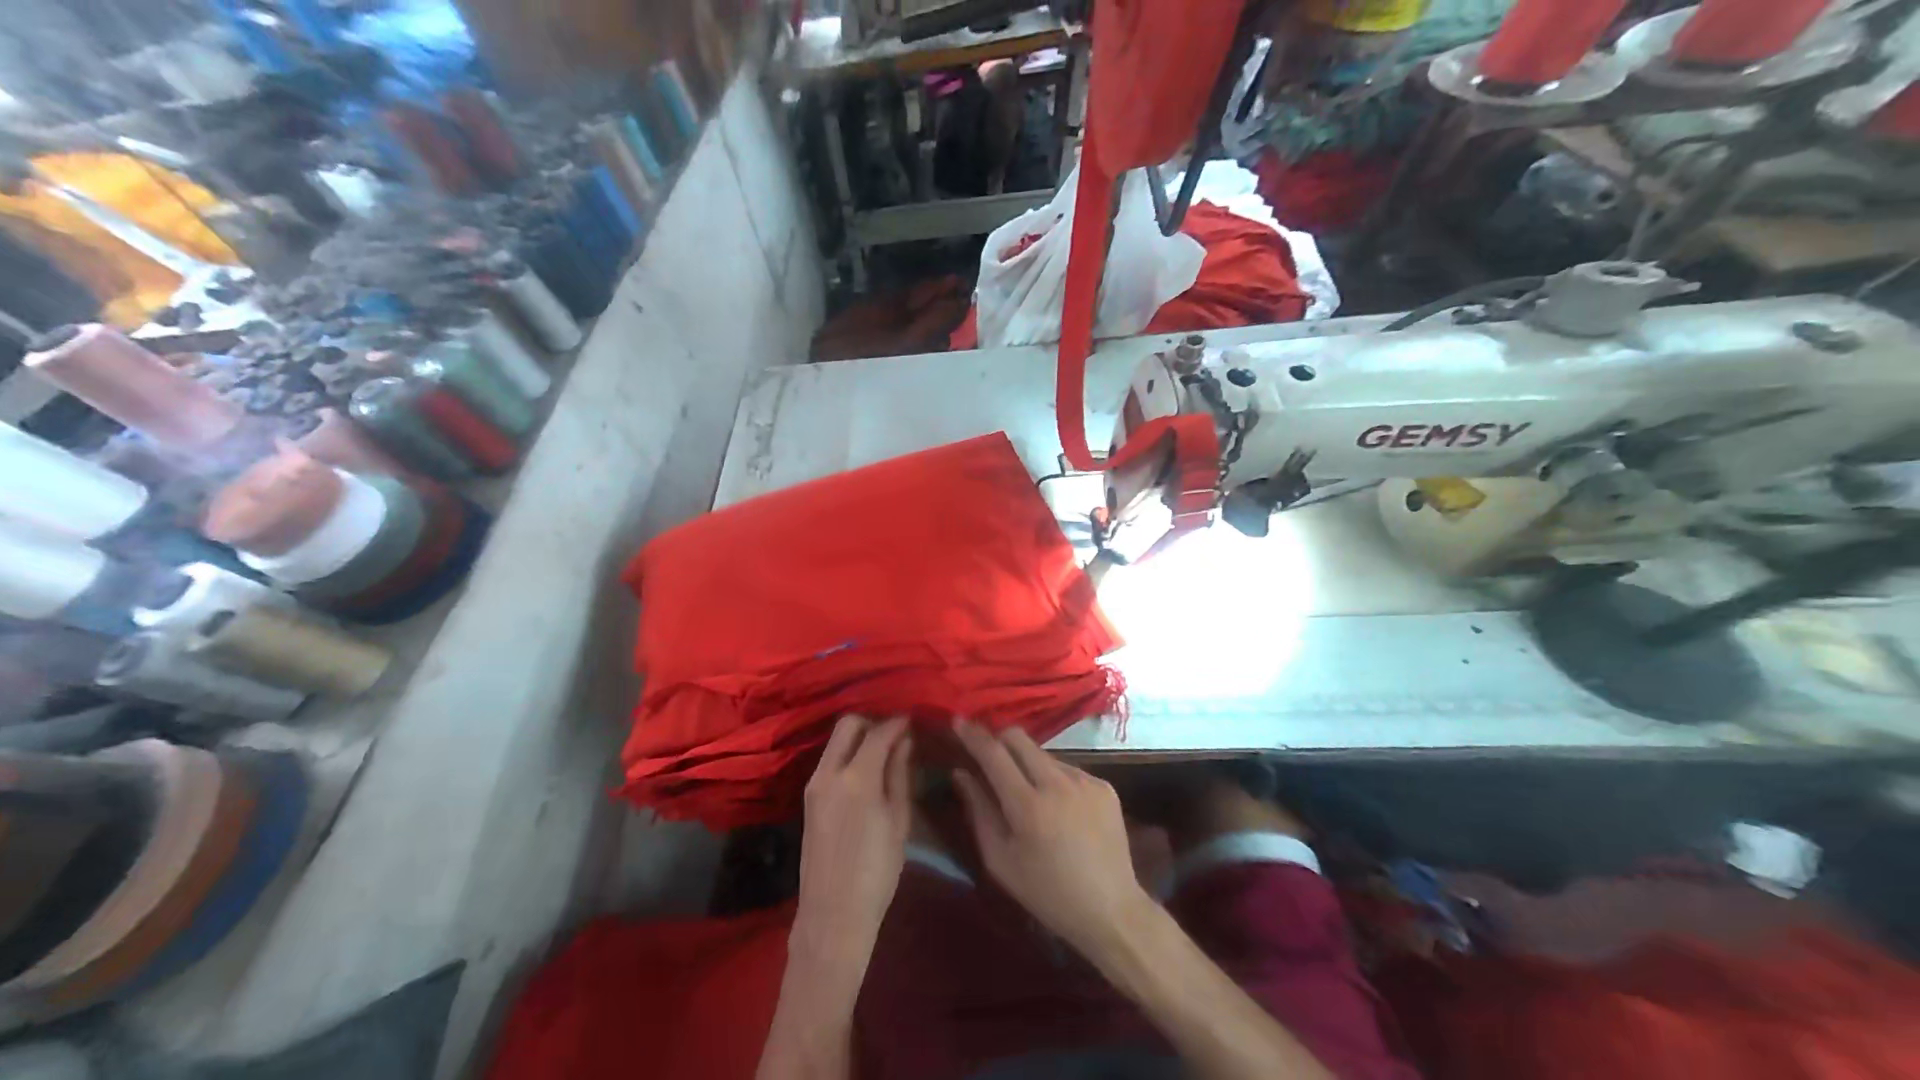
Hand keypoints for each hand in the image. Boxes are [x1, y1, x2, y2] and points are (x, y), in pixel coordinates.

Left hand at [795, 715, 913, 951]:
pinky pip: (829, 760)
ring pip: (836, 741)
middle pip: (848, 724)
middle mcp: (829, 773)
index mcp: (857, 778)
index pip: (878, 732)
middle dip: (872, 722)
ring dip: (858, 738)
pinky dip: (848, 754)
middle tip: (895, 735)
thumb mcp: (899, 822)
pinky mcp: (808, 798)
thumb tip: (904, 741)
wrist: (833, 914)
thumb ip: (900, 775)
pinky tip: (867, 769)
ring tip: (884, 751)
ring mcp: (814, 784)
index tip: (913, 721)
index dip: (898, 723)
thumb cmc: (876, 872)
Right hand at [951, 720, 1154, 957]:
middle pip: (1019, 738)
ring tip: (1028, 794)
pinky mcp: (1104, 786)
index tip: (958, 721)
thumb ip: (978, 811)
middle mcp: (1058, 783)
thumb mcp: (1000, 860)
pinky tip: (1058, 809)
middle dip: (998, 739)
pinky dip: (1054, 780)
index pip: (994, 753)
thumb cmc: (1046, 892)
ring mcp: (1085, 781)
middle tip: (988, 755)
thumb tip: (961, 773)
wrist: (1111, 909)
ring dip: (1027, 764)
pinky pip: (1068, 770)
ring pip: (1044, 754)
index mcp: (1028, 805)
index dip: (973, 735)